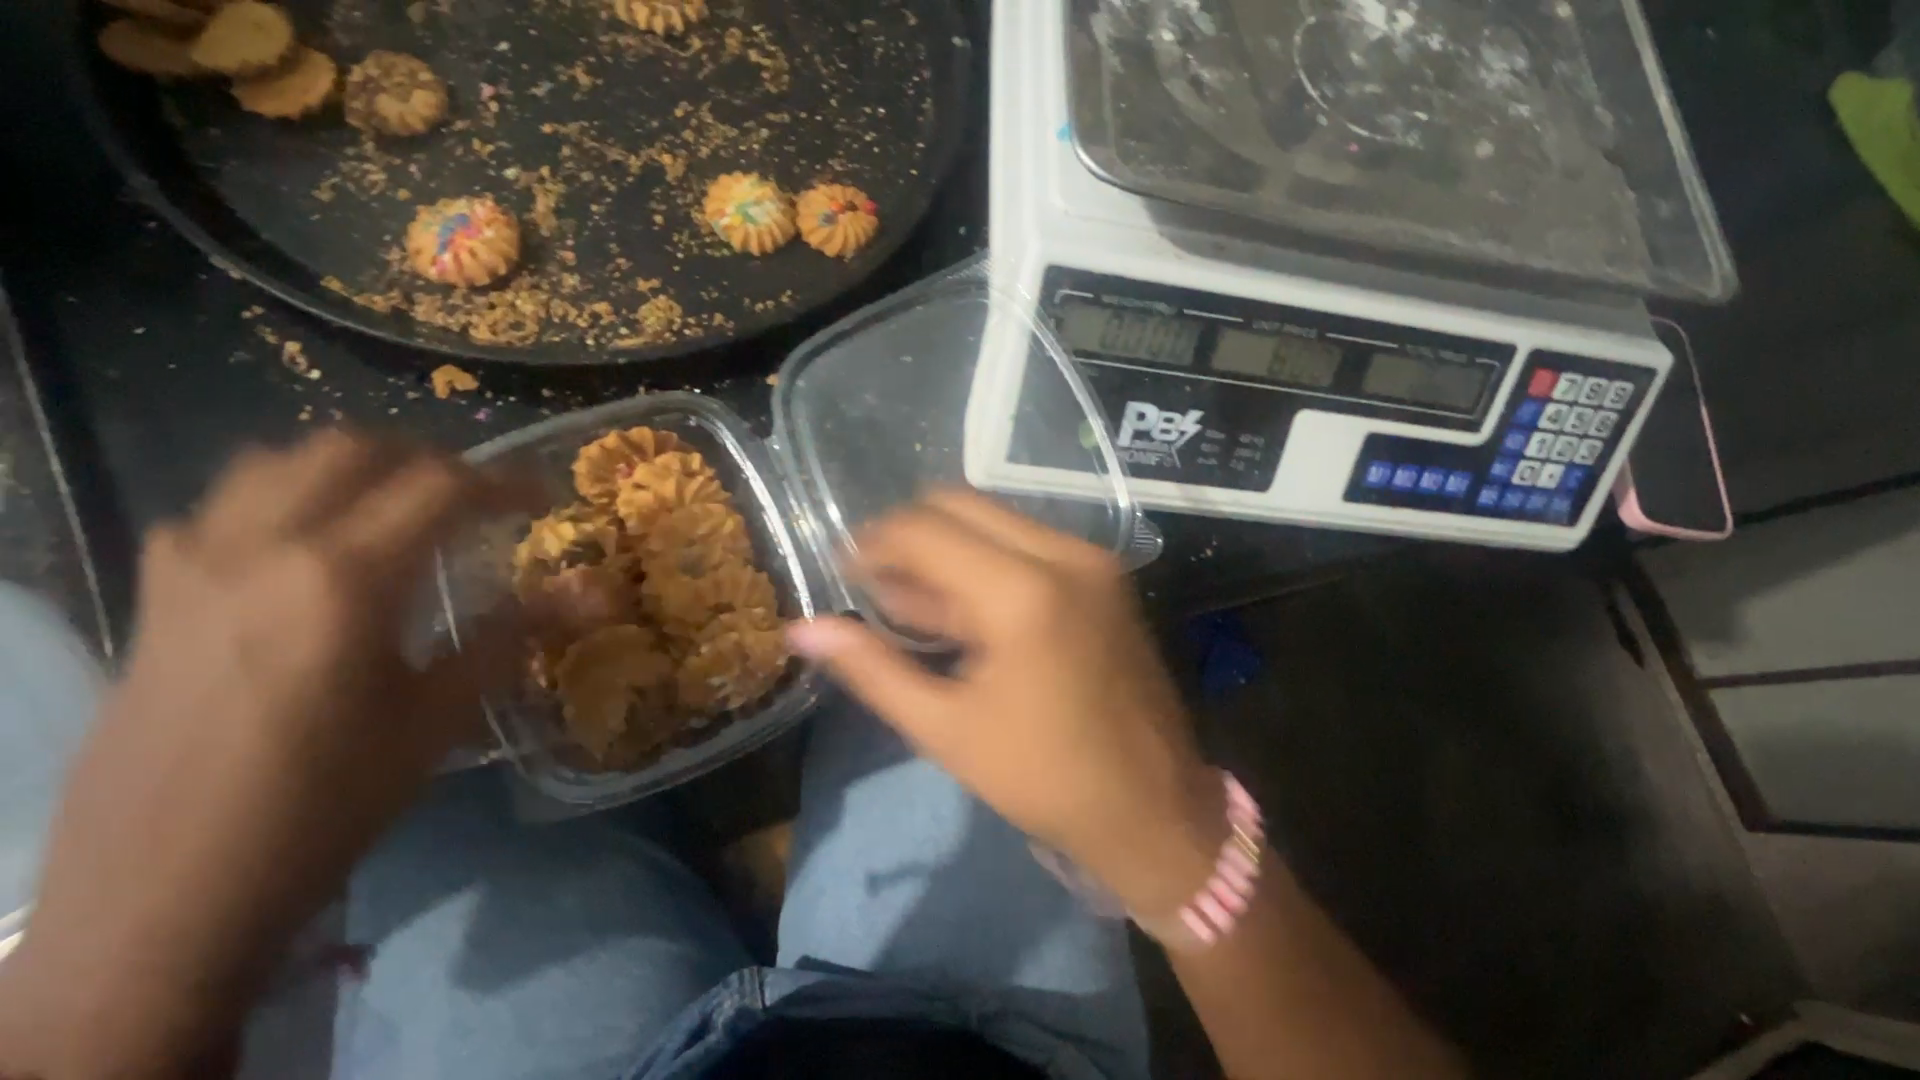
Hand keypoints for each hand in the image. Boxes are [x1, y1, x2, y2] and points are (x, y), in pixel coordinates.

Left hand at [1, 430, 537, 1078]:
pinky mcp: (156, 593)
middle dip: (428, 459)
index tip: (544, 496)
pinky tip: (304, 549)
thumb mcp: (436, 721)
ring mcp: (196, 562)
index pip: (438, 486)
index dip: (503, 481)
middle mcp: (262, 545)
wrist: (171, 891)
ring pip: (277, 462)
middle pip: (353, 450)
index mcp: (343, 577)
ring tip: (395, 506)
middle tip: (474, 497)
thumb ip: (512, 637)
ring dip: (350, 467)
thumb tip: (598, 592)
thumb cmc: (326, 805)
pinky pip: (219, 507)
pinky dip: (279, 500)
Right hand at [786, 492, 1224, 918]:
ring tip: (911, 610)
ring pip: (994, 521)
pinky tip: (961, 614)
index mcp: (1021, 593)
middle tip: (874, 589)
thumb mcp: (945, 729)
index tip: (841, 575)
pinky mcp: (1105, 577)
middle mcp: (1062, 555)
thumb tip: (802, 630)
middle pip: (958, 506)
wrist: (1153, 808)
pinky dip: (984, 563)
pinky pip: (1027, 543)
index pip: (922, 530)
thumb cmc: (1043, 779)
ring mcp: (1091, 561)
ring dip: (945, 550)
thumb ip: (871, 669)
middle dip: (906, 539)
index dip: (870, 545)